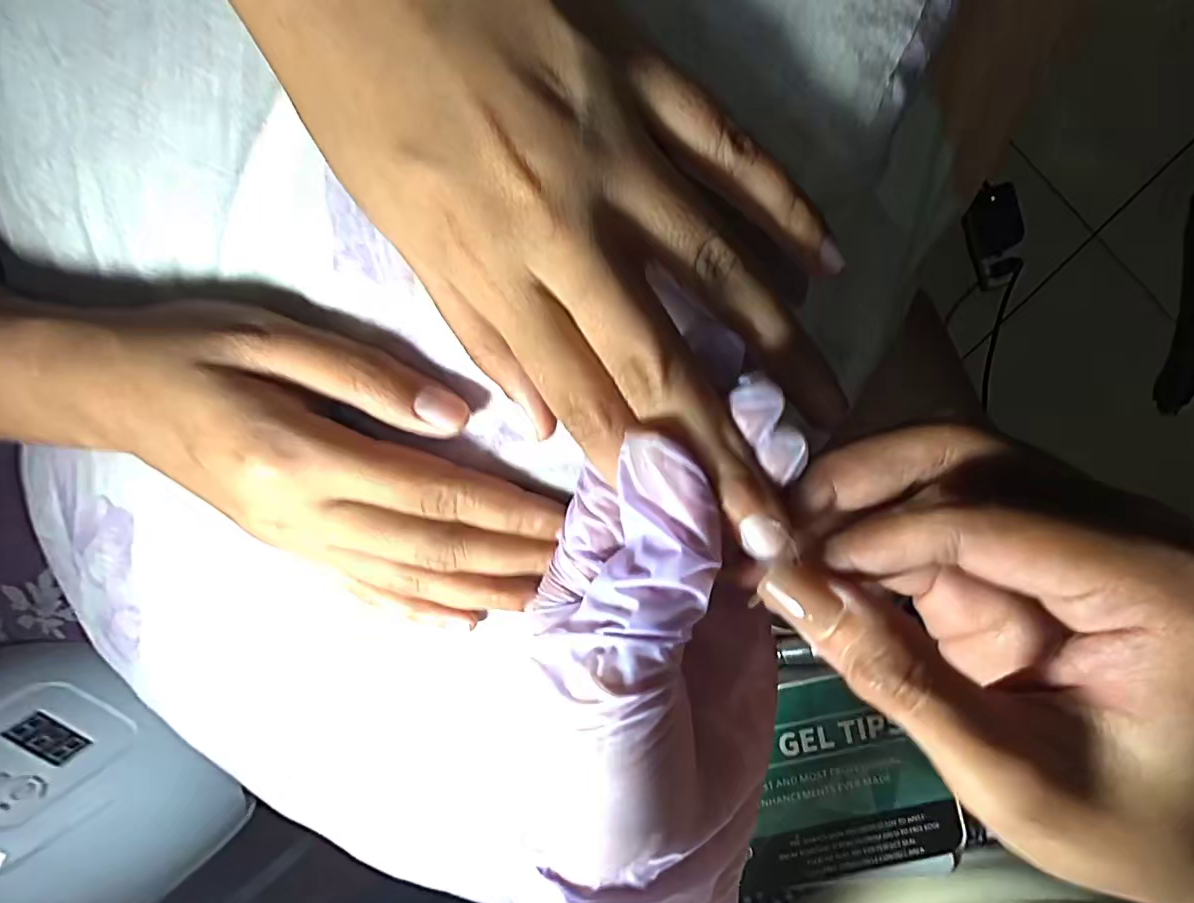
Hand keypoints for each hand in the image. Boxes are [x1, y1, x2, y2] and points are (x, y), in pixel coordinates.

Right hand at [85, 301, 564, 624]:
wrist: (104, 394)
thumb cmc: (192, 352)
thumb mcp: (275, 339)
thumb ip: (371, 378)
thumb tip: (458, 420)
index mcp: (307, 460)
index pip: (439, 495)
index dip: (511, 513)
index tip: (568, 522)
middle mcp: (310, 519)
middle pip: (438, 549)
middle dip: (516, 559)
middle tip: (578, 565)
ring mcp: (302, 547)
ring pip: (413, 582)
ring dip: (486, 592)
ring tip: (545, 599)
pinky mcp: (295, 556)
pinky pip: (367, 595)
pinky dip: (422, 613)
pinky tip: (465, 624)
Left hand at [235, 0, 846, 557]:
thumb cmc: (366, 105)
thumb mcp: (405, 237)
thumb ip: (485, 336)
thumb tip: (547, 429)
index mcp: (498, 269)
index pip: (591, 401)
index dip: (647, 474)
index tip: (695, 529)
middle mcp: (569, 224)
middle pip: (663, 362)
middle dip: (724, 452)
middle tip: (774, 517)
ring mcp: (618, 150)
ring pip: (719, 269)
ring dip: (781, 350)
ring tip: (826, 410)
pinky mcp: (648, 82)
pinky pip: (734, 153)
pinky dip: (786, 208)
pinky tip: (828, 262)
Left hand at [510, 378, 805, 902]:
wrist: (660, 869)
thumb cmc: (604, 782)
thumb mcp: (611, 676)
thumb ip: (644, 572)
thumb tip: (663, 450)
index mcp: (585, 570)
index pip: (624, 473)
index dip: (667, 421)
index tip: (712, 368)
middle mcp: (641, 566)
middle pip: (687, 485)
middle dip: (727, 443)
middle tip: (776, 395)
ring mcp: (699, 590)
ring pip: (734, 517)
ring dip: (766, 480)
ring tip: (805, 431)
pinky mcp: (748, 620)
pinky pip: (772, 562)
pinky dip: (793, 533)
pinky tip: (819, 496)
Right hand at [763, 425, 1193, 902]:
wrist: (1190, 834)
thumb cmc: (1118, 828)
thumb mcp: (1002, 777)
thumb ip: (897, 679)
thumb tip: (794, 590)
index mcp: (1171, 592)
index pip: (1000, 521)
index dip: (885, 532)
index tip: (792, 555)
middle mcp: (1149, 532)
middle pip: (983, 461)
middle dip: (867, 482)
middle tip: (780, 518)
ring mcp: (1108, 526)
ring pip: (963, 467)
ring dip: (867, 496)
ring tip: (789, 532)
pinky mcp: (1060, 539)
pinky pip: (960, 509)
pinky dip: (886, 529)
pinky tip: (829, 550)